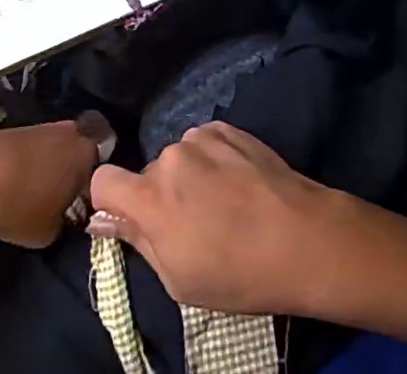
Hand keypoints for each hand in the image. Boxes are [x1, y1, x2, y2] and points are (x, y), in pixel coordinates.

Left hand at [0, 114, 109, 248]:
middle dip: (77, 166)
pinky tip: (18, 179)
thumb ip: (67, 221)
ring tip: (40, 187)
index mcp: (88, 152)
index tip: (87, 201)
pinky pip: (35, 144)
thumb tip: (64, 216)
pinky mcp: (17, 127)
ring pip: (58, 143)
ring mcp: (42, 126)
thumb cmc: (19, 208)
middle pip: (83, 146)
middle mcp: (71, 131)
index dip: (99, 184)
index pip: (107, 165)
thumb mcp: (51, 232)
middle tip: (67, 192)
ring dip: (54, 160)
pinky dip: (31, 158)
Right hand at [88, 121, 357, 314]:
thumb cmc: (238, 272)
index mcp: (150, 197)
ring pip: (179, 158)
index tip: (129, 219)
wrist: (303, 237)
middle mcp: (170, 157)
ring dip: (189, 175)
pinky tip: (237, 181)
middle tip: (193, 223)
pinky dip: (212, 159)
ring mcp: (201, 137)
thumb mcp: (178, 278)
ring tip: (223, 201)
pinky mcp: (228, 128)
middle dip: (160, 195)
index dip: (110, 201)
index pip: (102, 180)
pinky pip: (204, 142)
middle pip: (148, 174)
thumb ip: (137, 240)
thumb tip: (104, 219)